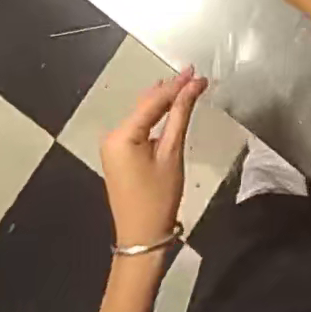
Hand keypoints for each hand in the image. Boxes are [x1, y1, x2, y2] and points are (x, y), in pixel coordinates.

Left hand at [101, 66, 208, 246]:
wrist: (142, 237)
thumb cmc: (159, 197)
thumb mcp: (172, 154)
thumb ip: (180, 116)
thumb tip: (192, 88)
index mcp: (122, 134)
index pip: (153, 101)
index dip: (177, 86)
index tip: (197, 73)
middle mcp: (113, 135)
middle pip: (145, 105)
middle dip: (170, 90)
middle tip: (194, 75)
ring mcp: (114, 145)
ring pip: (142, 116)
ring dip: (163, 102)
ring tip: (186, 86)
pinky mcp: (120, 155)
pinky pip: (139, 128)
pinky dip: (155, 118)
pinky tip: (169, 108)